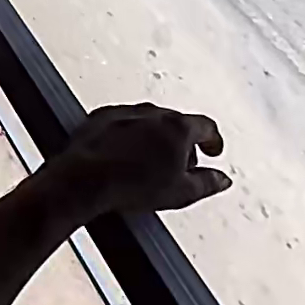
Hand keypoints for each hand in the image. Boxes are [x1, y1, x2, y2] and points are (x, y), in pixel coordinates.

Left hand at [47, 103, 228, 216]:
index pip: (205, 125)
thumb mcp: (182, 192)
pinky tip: (125, 152)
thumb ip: (207, 182)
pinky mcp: (96, 117)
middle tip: (182, 163)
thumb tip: (221, 179)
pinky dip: (129, 133)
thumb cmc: (132, 185)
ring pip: (147, 119)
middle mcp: (149, 112)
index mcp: (176, 126)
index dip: (213, 140)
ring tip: (153, 160)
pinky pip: (121, 122)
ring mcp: (120, 112)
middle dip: (182, 140)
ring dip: (155, 135)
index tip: (212, 151)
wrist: (83, 178)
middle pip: (174, 121)